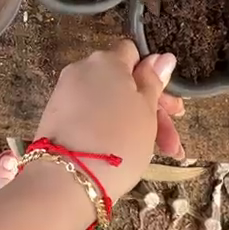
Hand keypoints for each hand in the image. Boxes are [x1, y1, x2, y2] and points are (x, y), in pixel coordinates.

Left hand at [32, 40, 184, 201]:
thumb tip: (163, 56)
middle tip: (170, 141)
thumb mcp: (146, 111)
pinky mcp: (57, 113)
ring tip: (159, 155)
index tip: (167, 105)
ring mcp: (68, 90)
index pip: (133, 53)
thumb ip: (153, 81)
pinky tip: (126, 153)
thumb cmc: (118, 140)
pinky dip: (109, 127)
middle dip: (150, 108)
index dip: (151, 76)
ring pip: (109, 101)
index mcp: (107, 59)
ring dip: (135, 123)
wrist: (69, 176)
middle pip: (123, 81)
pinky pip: (91, 113)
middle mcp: (84, 68)